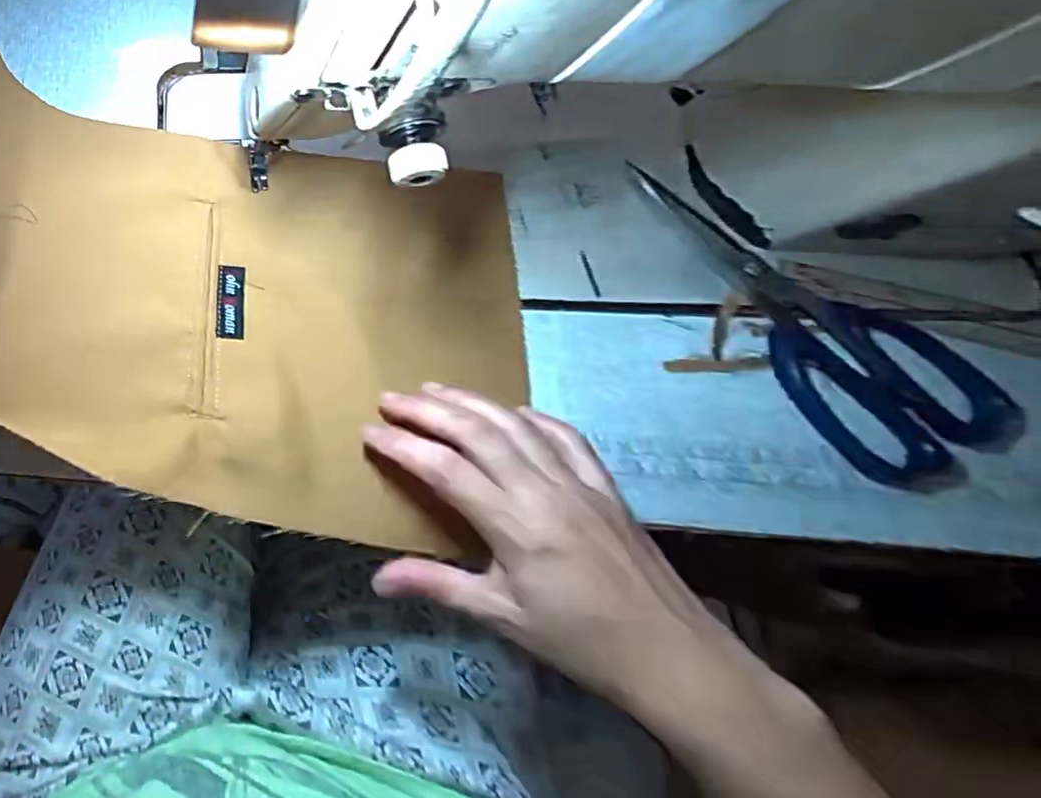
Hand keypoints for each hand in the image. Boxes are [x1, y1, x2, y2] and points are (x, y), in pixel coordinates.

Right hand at [364, 385, 884, 797]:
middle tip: (389, 398)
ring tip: (432, 389)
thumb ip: (437, 586)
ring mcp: (578, 483)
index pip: (444, 469)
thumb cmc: (581, 642)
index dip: (402, 445)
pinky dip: (529, 416)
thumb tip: (376, 579)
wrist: (679, 661)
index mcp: (516, 526)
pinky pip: (564, 435)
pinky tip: (510, 411)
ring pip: (515, 424)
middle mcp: (544, 492)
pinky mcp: (605, 486)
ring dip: (469, 401)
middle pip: (476, 432)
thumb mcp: (503, 618)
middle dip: (427, 410)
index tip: (369, 431)